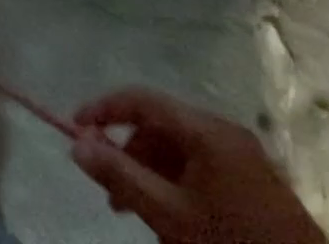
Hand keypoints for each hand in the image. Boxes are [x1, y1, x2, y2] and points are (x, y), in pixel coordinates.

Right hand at [69, 87, 324, 243]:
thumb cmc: (231, 240)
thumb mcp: (168, 213)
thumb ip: (120, 176)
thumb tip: (76, 145)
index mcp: (206, 130)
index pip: (141, 99)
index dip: (102, 109)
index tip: (74, 130)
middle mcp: (225, 131)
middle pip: (159, 125)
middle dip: (128, 153)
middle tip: (110, 192)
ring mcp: (244, 154)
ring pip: (178, 148)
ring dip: (150, 172)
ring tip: (137, 211)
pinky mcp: (254, 178)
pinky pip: (200, 165)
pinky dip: (176, 182)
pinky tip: (171, 215)